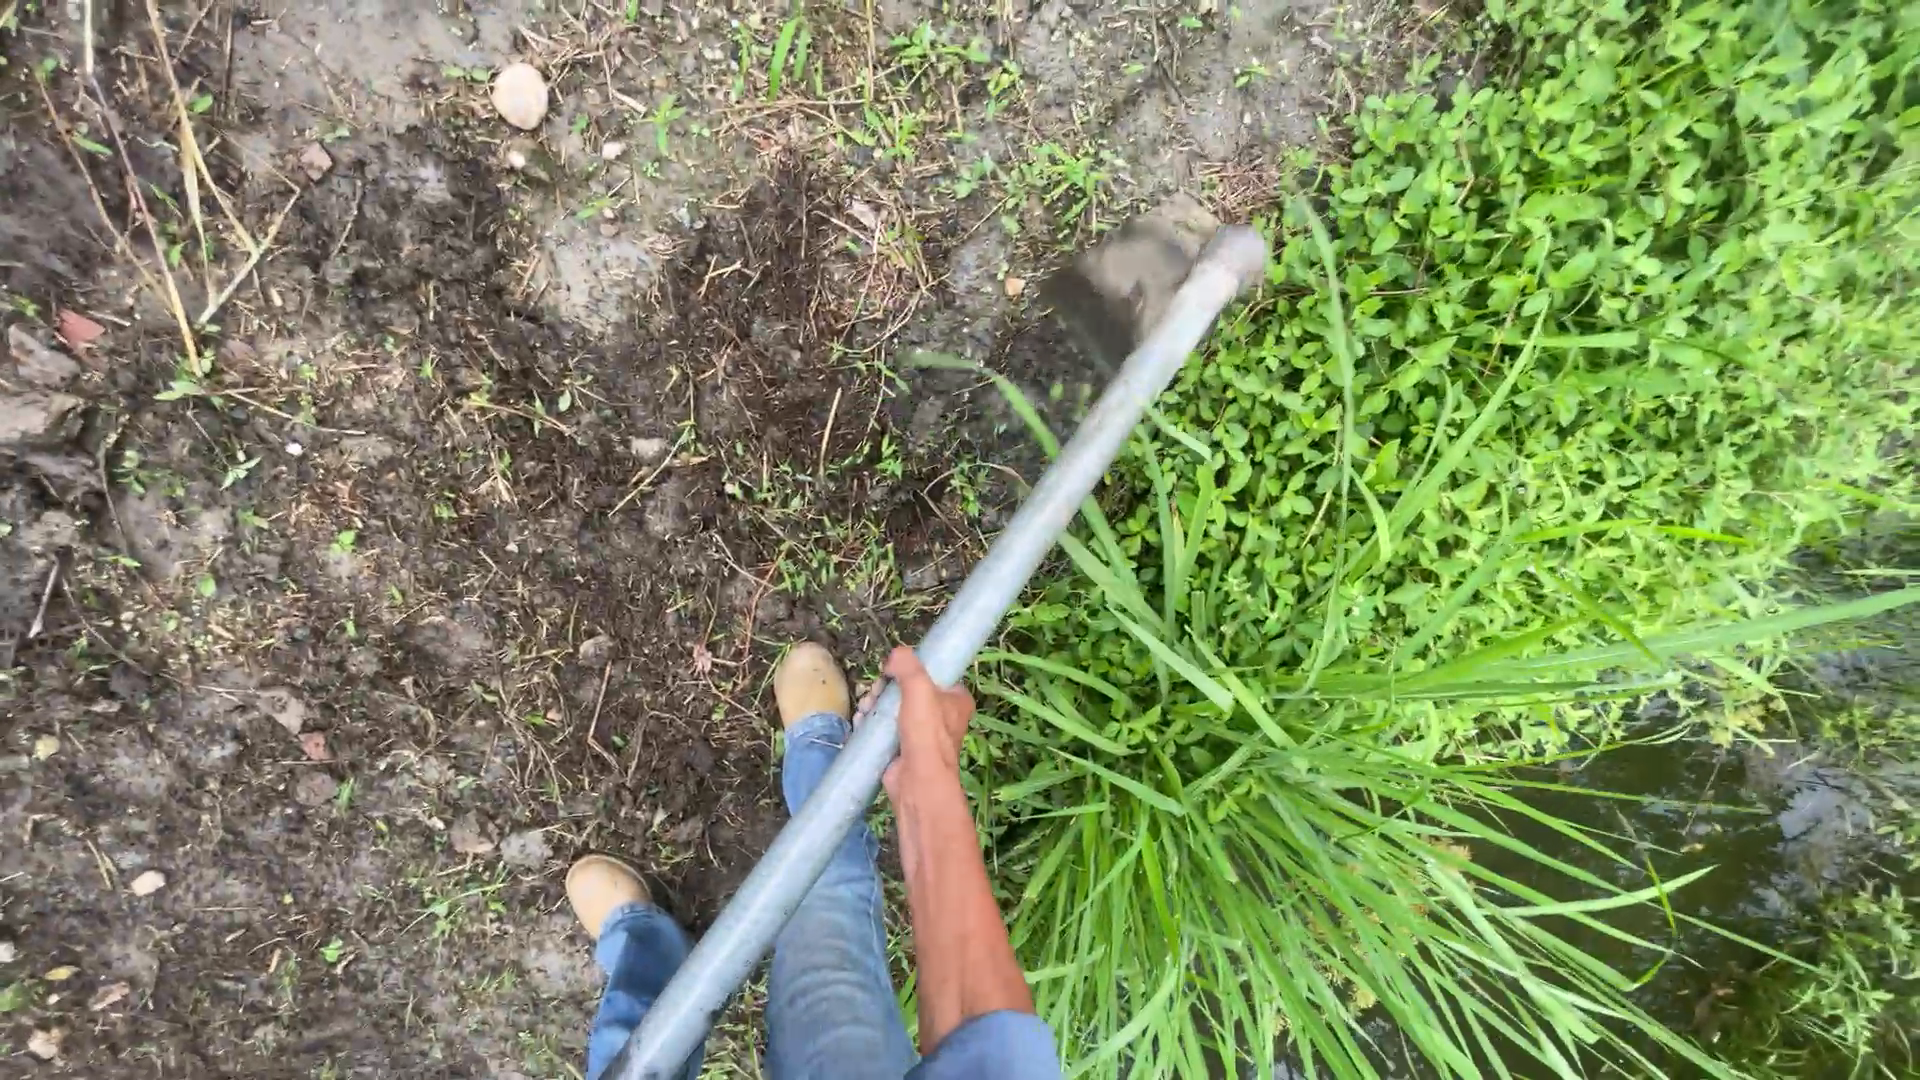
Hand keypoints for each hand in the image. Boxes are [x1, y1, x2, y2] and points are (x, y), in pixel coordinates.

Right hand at [878, 646, 973, 799]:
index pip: (933, 673)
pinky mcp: (903, 747)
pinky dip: (871, 721)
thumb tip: (896, 655)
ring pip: (893, 707)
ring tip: (865, 708)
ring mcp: (922, 733)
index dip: (911, 669)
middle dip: (886, 688)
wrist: (917, 783)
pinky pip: (884, 726)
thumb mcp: (919, 689)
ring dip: (875, 704)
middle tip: (876, 693)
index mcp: (956, 698)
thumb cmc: (926, 733)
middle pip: (907, 689)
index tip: (893, 671)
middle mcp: (942, 715)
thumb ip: (908, 665)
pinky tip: (861, 720)